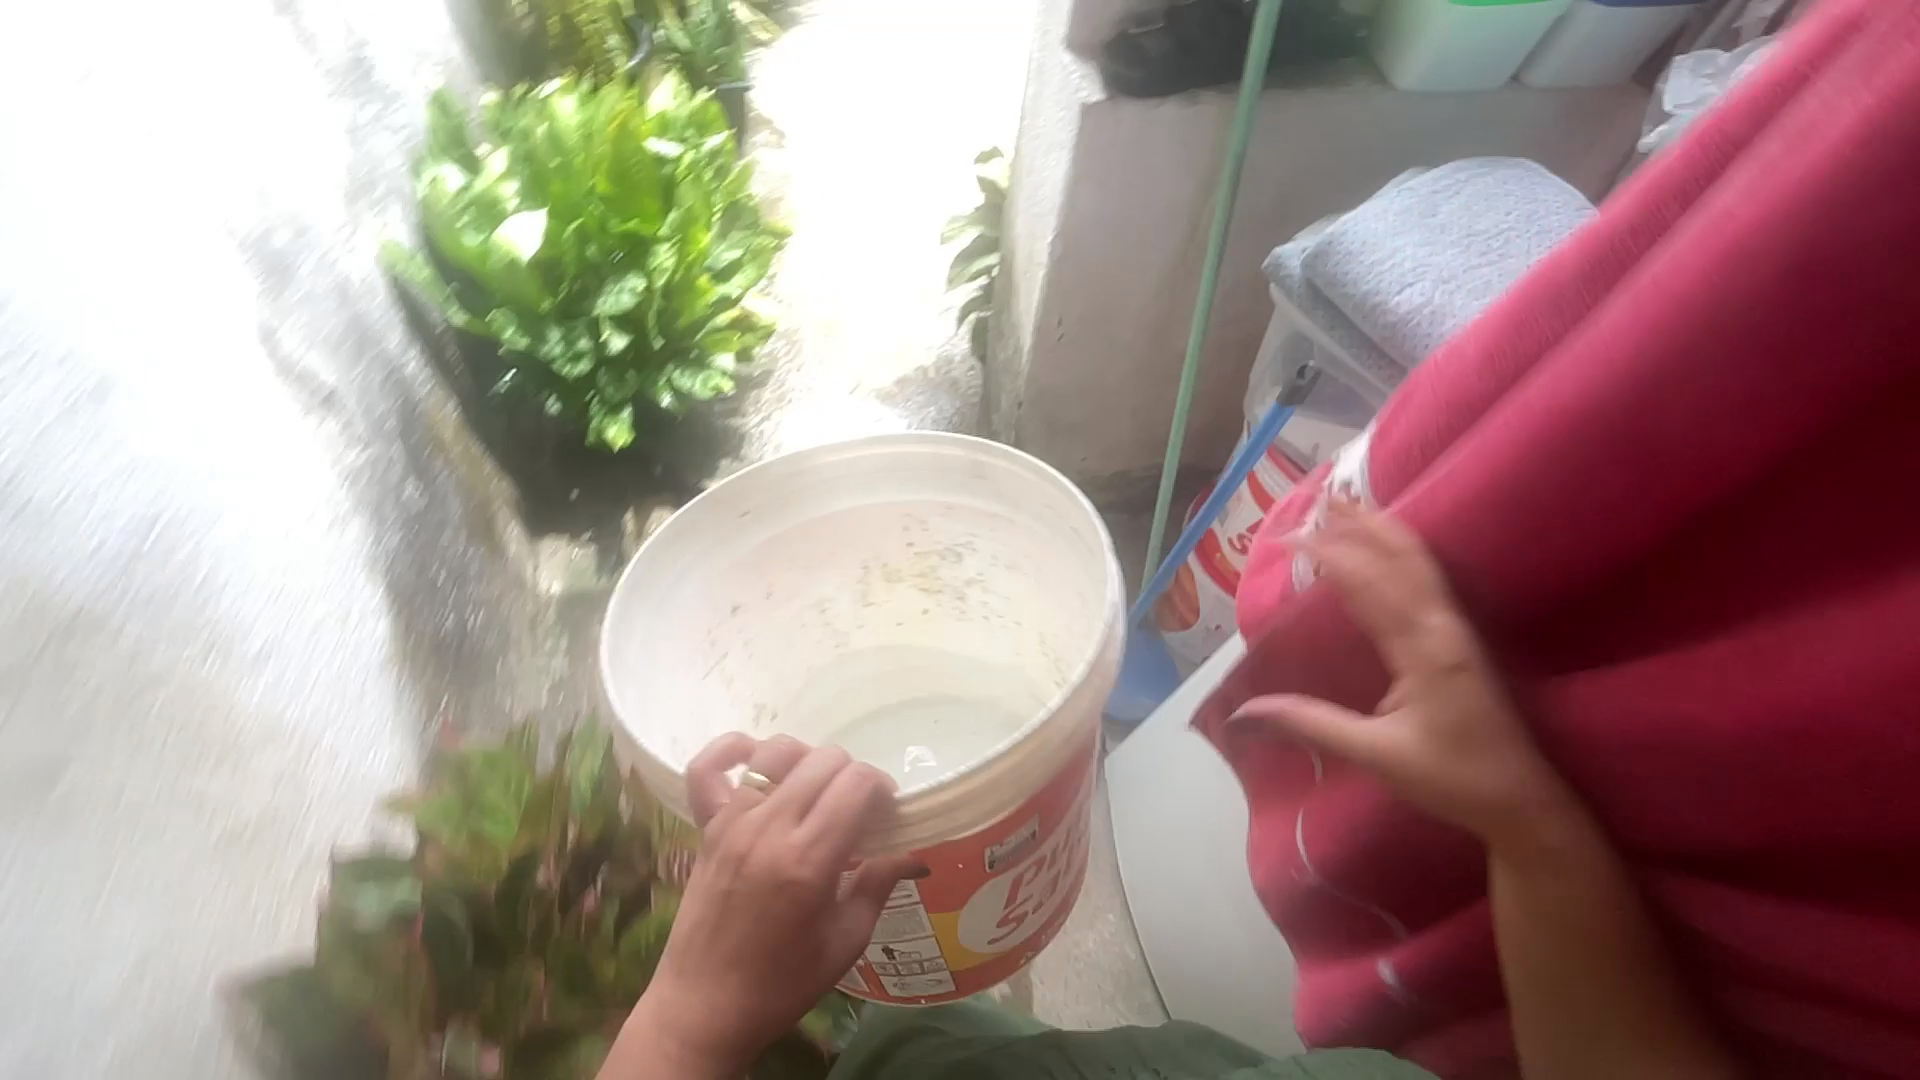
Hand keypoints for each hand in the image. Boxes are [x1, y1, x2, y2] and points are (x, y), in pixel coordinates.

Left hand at [607, 736, 918, 1079]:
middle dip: (853, 775)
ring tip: (815, 791)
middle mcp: (770, 829)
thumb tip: (916, 852)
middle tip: (857, 809)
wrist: (703, 1009)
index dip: (881, 787)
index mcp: (810, 861)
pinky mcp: (706, 827)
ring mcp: (732, 822)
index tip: (886, 810)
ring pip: (777, 752)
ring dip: (807, 761)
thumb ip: (880, 883)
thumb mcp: (846, 940)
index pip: (857, 783)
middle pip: (825, 760)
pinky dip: (732, 750)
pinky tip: (753, 759)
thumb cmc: (782, 983)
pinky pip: (708, 767)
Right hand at [1231, 501, 1575, 847]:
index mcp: (1425, 650)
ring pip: (1419, 564)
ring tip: (1350, 506)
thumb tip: (1243, 711)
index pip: (1370, 585)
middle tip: (1322, 498)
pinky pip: (1426, 580)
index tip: (1288, 539)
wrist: (1525, 804)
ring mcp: (1456, 631)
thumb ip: (1310, 724)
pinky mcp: (1459, 639)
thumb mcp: (1376, 755)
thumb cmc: (1452, 779)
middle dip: (1360, 525)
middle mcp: (1443, 628)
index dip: (1328, 555)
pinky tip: (1385, 548)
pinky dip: (1399, 552)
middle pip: (1402, 559)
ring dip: (1382, 531)